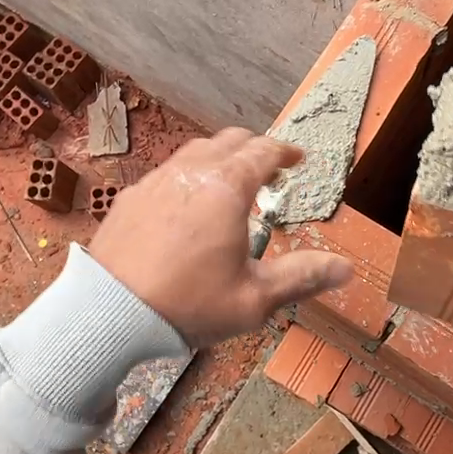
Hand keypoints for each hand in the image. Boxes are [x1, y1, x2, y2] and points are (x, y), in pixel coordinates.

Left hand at [88, 128, 353, 348]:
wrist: (106, 313)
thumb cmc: (188, 303)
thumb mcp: (254, 299)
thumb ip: (302, 277)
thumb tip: (346, 268)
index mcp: (227, 187)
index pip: (264, 151)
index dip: (285, 152)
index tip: (297, 159)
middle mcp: (191, 172)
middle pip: (229, 140)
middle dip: (255, 148)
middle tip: (270, 167)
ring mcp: (156, 181)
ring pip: (195, 151)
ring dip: (220, 157)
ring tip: (230, 181)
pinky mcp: (130, 198)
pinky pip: (167, 172)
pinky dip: (189, 176)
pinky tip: (187, 204)